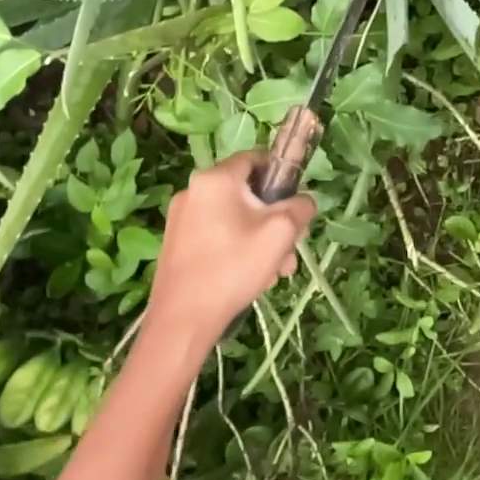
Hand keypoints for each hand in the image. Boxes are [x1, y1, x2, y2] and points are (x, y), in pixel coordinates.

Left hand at [145, 152, 315, 349]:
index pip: (256, 157)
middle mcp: (193, 191)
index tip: (296, 200)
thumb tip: (303, 201)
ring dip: (261, 237)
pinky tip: (251, 275)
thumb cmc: (233, 267)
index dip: (282, 174)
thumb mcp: (282, 231)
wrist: (182, 321)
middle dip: (274, 217)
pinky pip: (218, 233)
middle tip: (289, 246)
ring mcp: (180, 219)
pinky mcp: (176, 243)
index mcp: (215, 180)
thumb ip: (301, 206)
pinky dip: (238, 247)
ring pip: (235, 216)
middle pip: (247, 192)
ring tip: (275, 269)